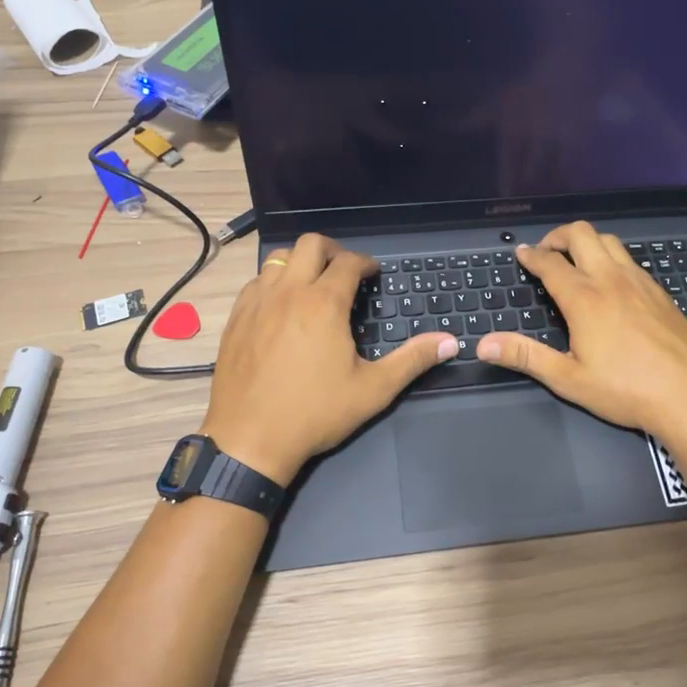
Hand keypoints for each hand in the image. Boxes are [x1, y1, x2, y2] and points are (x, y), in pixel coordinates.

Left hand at [202, 233, 456, 482]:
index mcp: (324, 303)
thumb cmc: (315, 413)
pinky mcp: (235, 319)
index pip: (348, 262)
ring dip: (300, 263)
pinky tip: (281, 307)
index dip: (366, 263)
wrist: (249, 441)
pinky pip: (255, 283)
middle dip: (332, 250)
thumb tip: (451, 342)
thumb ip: (413, 360)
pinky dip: (273, 282)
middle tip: (345, 271)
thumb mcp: (373, 390)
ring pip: (278, 258)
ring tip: (313, 285)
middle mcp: (288, 292)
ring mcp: (256, 304)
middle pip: (309, 244)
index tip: (374, 273)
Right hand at [475, 222, 686, 442]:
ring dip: (587, 242)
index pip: (551, 263)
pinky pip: (630, 259)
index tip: (521, 253)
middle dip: (558, 236)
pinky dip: (611, 257)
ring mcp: (640, 282)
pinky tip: (610, 281)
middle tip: (546, 252)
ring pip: (609, 240)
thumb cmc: (624, 390)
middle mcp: (611, 280)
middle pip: (582, 234)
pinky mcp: (659, 292)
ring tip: (575, 260)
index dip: (531, 255)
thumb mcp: (568, 379)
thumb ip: (526, 356)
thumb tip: (484, 345)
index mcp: (584, 298)